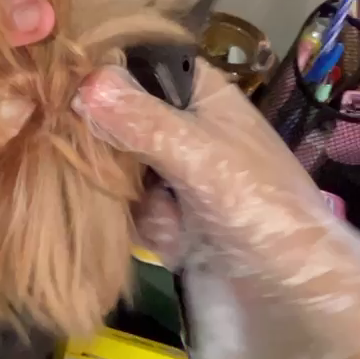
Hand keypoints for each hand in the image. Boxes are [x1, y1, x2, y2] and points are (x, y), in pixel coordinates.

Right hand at [76, 65, 359, 358]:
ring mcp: (172, 169)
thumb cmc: (259, 208)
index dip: (99, 73)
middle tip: (121, 173)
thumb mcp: (200, 158)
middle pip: (114, 116)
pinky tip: (172, 241)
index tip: (64, 93)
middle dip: (111, 151)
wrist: (295, 296)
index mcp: (199, 92)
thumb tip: (84, 83)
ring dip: (132, 197)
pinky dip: (144, 224)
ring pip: (114, 164)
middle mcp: (182, 123)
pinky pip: (127, 204)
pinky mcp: (167, 209)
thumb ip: (142, 121)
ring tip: (168, 220)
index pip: (135, 62)